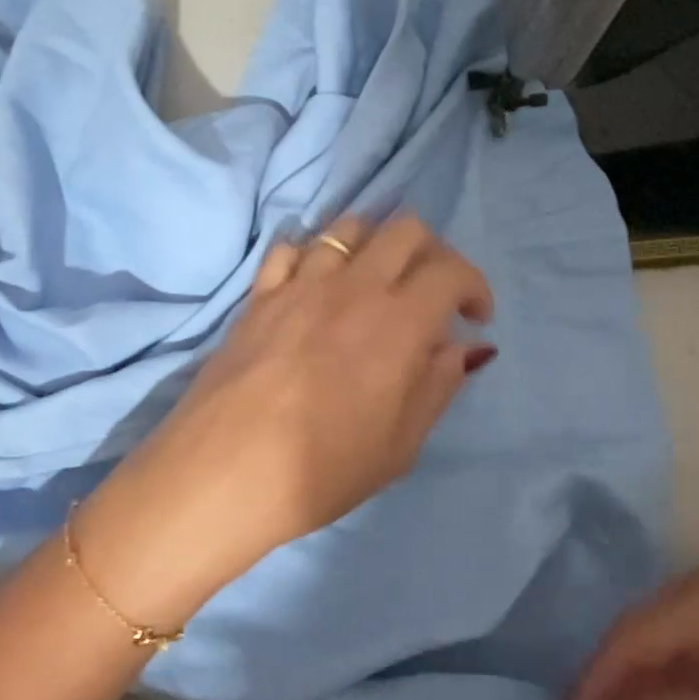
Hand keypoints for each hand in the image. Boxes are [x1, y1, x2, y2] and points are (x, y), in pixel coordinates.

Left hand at [71, 215, 494, 628]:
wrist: (223, 472)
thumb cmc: (321, 471)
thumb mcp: (399, 447)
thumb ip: (436, 387)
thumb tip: (458, 349)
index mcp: (398, 322)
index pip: (450, 271)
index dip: (474, 286)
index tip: (475, 317)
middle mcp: (353, 287)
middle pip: (405, 230)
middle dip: (432, 253)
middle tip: (431, 293)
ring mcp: (299, 284)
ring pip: (348, 227)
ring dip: (375, 246)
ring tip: (375, 283)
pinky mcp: (258, 295)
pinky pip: (290, 248)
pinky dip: (313, 253)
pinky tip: (315, 284)